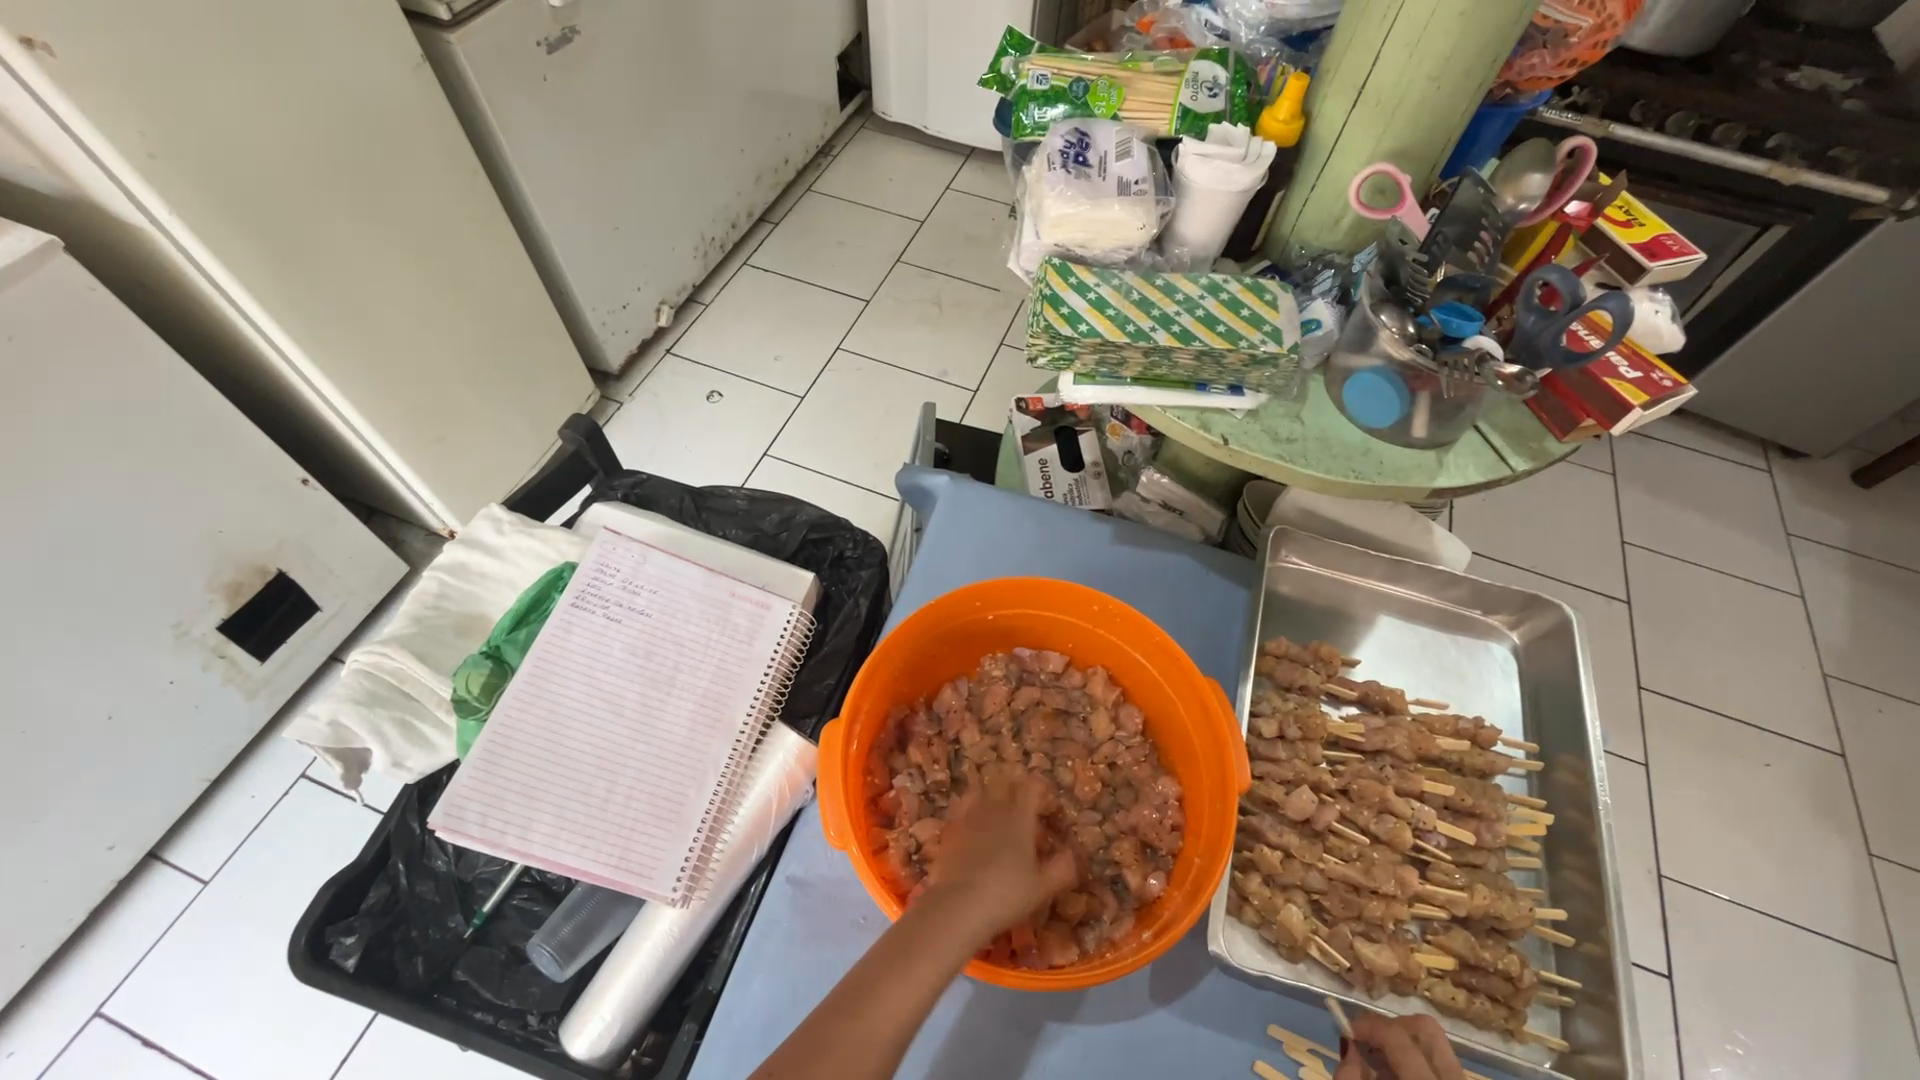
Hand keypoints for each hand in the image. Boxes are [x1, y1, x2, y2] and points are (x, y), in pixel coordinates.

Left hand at [920, 776, 1076, 939]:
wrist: (958, 906)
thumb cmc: (1006, 896)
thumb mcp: (1042, 888)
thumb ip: (1061, 869)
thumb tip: (1071, 854)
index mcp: (1019, 820)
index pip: (1031, 788)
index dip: (1040, 788)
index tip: (1046, 800)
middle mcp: (993, 811)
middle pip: (1003, 784)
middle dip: (1014, 787)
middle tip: (1023, 802)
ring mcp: (968, 819)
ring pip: (979, 793)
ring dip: (989, 795)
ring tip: (996, 808)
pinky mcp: (949, 833)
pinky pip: (959, 810)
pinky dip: (968, 810)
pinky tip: (971, 823)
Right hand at [1333, 1014, 1465, 1079]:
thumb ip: (1349, 1076)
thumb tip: (1349, 1045)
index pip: (1398, 1037)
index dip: (1368, 1026)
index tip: (1348, 1031)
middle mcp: (1453, 1078)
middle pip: (1426, 1027)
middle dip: (1392, 1024)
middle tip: (1369, 1039)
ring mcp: (1462, 1079)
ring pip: (1436, 1041)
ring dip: (1405, 1041)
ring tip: (1383, 1059)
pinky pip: (1442, 1060)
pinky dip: (1418, 1059)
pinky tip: (1400, 1073)